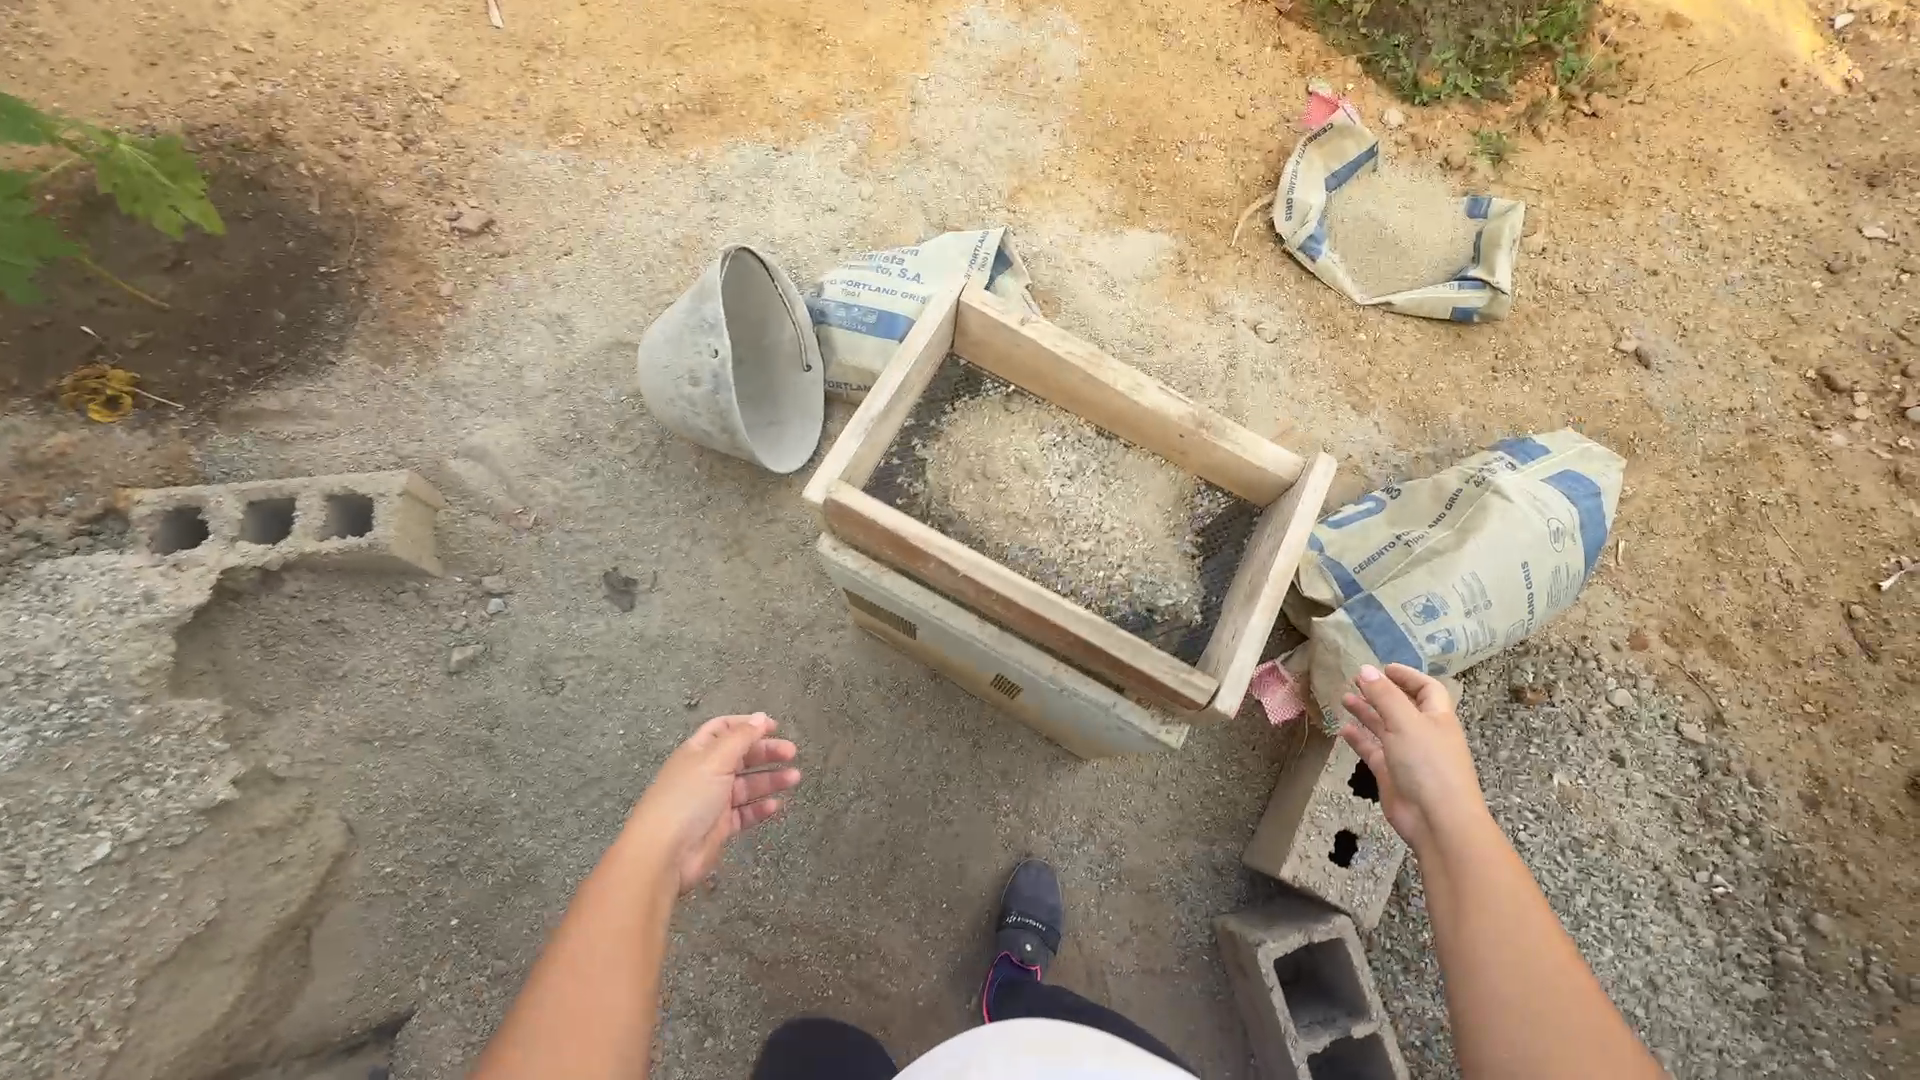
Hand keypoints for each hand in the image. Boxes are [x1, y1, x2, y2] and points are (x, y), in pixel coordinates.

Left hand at [627, 713, 800, 892]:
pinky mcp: (719, 826)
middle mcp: (706, 773)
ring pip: (747, 785)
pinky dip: (760, 809)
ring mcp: (713, 801)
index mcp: (699, 751)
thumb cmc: (687, 798)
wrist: (665, 853)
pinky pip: (744, 813)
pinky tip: (775, 806)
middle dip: (766, 752)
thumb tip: (760, 717)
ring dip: (770, 780)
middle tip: (791, 753)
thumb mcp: (715, 759)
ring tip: (794, 778)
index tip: (774, 727)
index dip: (748, 725)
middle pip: (741, 756)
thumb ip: (741, 737)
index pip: (724, 729)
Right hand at [1339, 663, 1486, 853]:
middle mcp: (1423, 734)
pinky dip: (1358, 739)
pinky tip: (1343, 730)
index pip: (1427, 689)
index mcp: (1437, 718)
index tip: (1383, 667)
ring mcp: (1407, 754)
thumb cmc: (1428, 765)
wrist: (1437, 820)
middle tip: (1356, 680)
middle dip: (1381, 692)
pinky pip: (1372, 750)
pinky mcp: (1391, 773)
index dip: (1408, 676)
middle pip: (1402, 706)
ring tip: (1344, 698)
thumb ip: (1384, 695)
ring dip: (1366, 712)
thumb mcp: (1406, 722)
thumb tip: (1366, 669)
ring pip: (1384, 727)